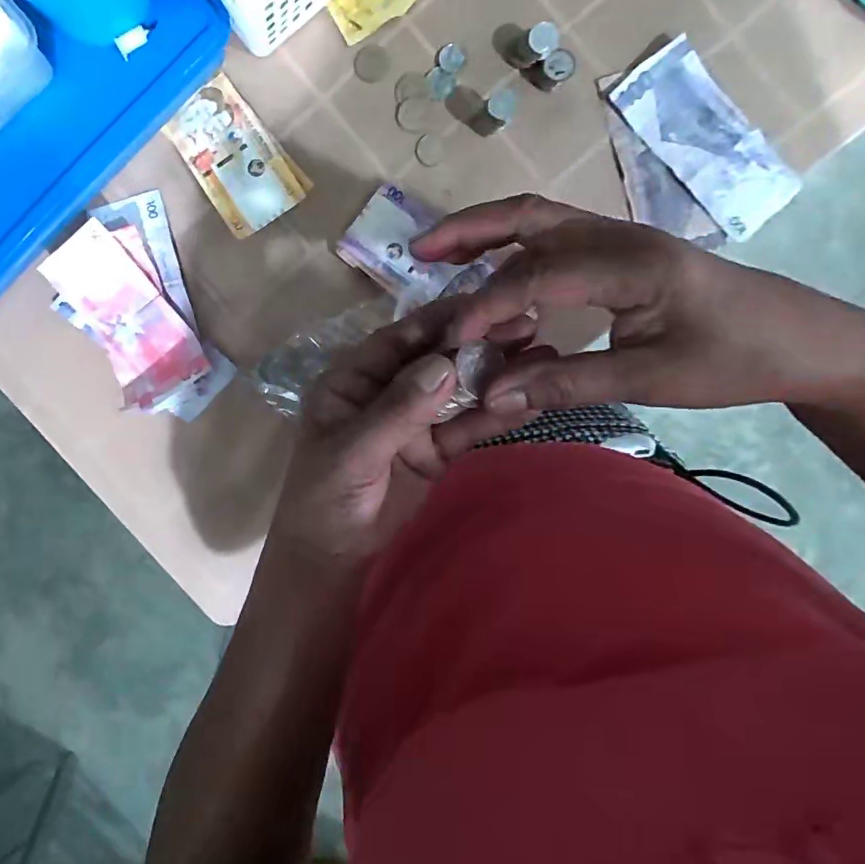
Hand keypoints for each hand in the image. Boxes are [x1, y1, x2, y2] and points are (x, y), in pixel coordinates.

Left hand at [269, 301, 535, 567]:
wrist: (331, 559)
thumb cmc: (323, 498)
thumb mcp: (353, 451)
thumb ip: (397, 410)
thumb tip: (444, 364)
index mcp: (353, 379)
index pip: (399, 339)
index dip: (440, 320)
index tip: (485, 304)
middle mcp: (385, 391)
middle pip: (434, 358)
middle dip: (476, 342)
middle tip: (527, 323)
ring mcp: (414, 420)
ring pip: (456, 389)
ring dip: (493, 373)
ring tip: (541, 354)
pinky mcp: (436, 449)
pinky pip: (466, 426)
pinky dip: (494, 415)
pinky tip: (527, 400)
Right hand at [412, 195, 864, 414]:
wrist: (804, 340)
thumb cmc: (737, 359)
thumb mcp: (654, 379)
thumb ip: (569, 382)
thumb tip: (493, 393)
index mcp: (631, 263)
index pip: (538, 276)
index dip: (488, 306)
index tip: (450, 340)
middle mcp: (617, 236)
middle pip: (529, 217)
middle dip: (469, 230)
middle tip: (419, 249)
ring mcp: (619, 238)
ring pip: (538, 221)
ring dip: (485, 233)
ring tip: (438, 253)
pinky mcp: (620, 252)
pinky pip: (554, 240)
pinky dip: (512, 250)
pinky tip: (493, 274)